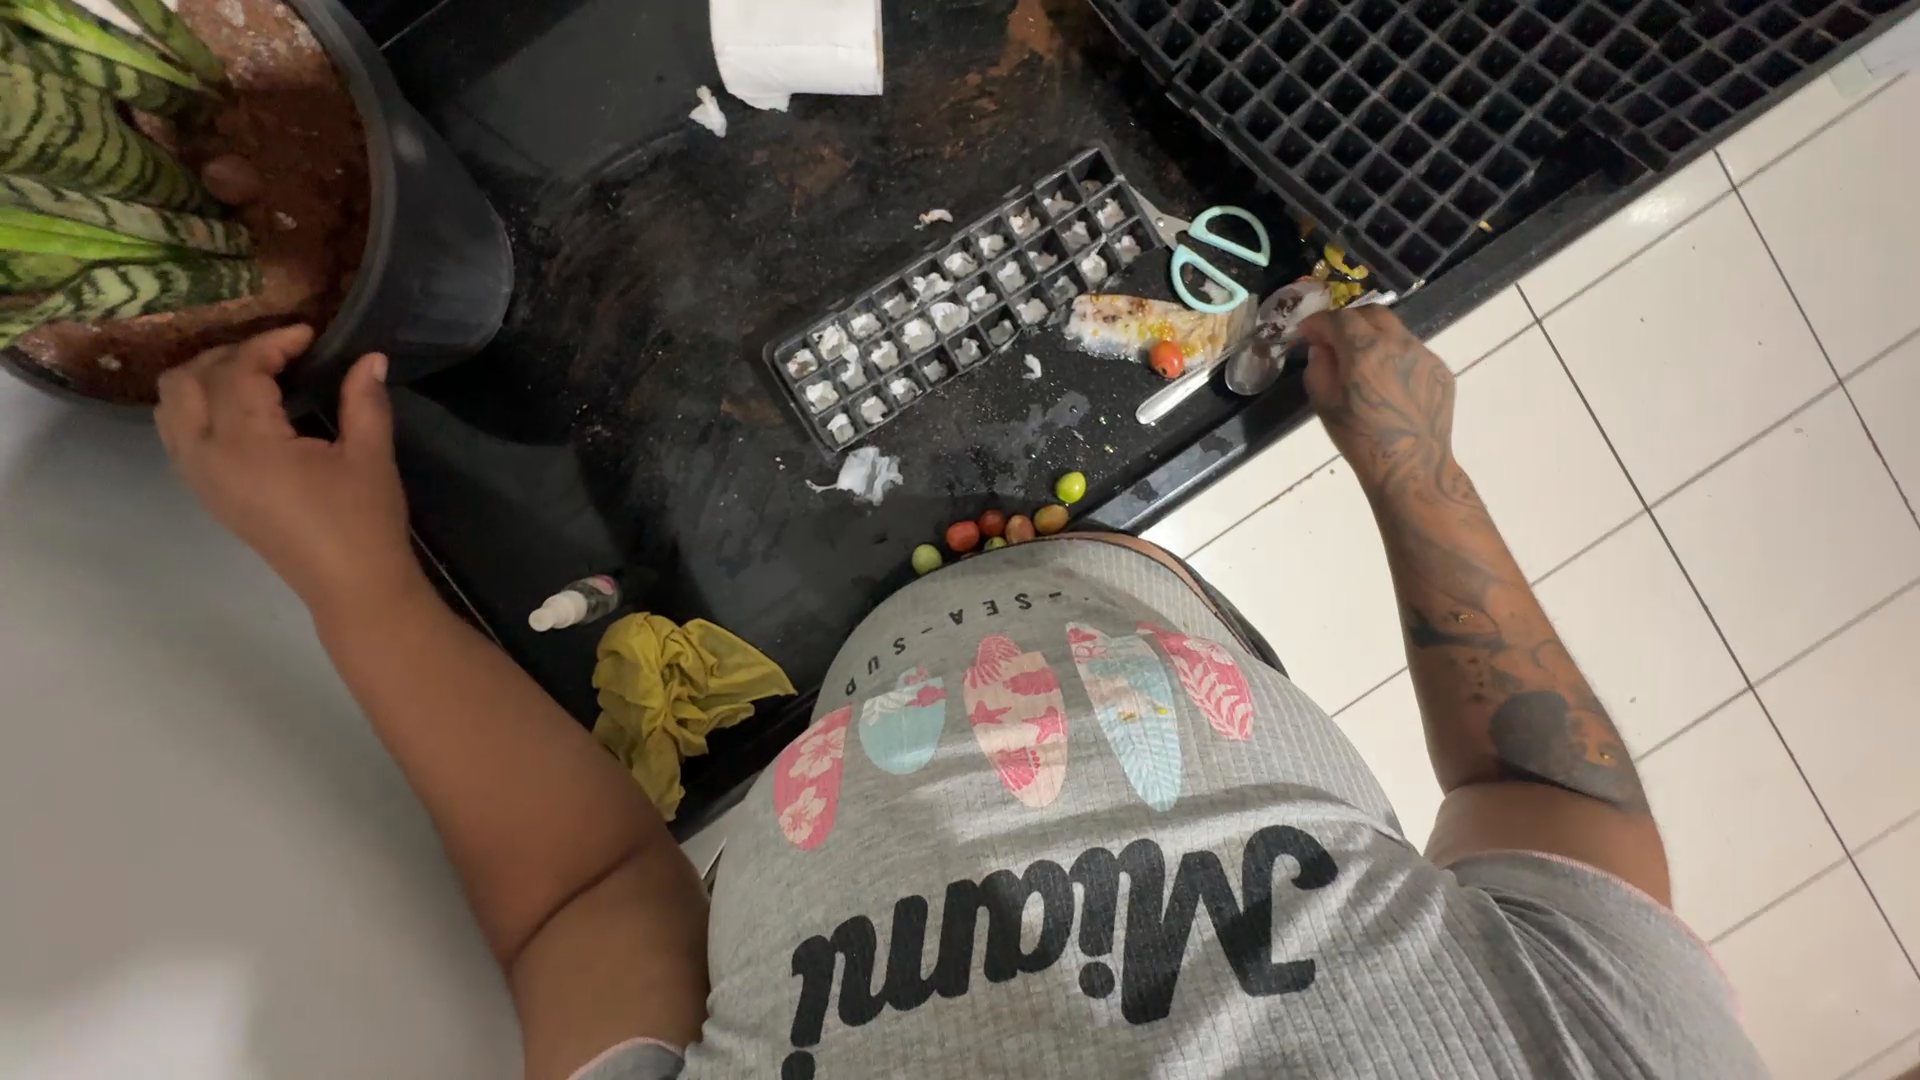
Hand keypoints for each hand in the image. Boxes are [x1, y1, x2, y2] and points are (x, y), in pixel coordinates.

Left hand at [156, 325, 425, 621]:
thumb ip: (364, 402)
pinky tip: (245, 410)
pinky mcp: (205, 489)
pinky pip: (178, 432)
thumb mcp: (371, 457)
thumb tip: (370, 358)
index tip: (310, 333)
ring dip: (206, 378)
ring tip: (257, 374)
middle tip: (281, 351)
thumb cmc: (365, 519)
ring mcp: (196, 474)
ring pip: (171, 405)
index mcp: (247, 442)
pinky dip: (201, 406)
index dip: (273, 344)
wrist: (351, 582)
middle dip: (230, 355)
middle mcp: (205, 453)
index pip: (240, 371)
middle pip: (187, 380)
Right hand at [1299, 305, 1457, 499]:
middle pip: (1371, 314)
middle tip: (1331, 338)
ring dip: (1371, 336)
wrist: (1410, 464)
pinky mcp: (1439, 369)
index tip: (1305, 332)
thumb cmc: (1359, 438)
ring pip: (1394, 330)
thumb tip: (1322, 349)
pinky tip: (1383, 380)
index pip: (1338, 319)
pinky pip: (1411, 351)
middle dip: (1346, 320)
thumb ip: (1318, 368)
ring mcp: (1424, 354)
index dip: (1317, 322)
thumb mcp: (1324, 405)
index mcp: (1365, 351)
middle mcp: (1398, 344)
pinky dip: (1391, 354)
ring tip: (1358, 360)